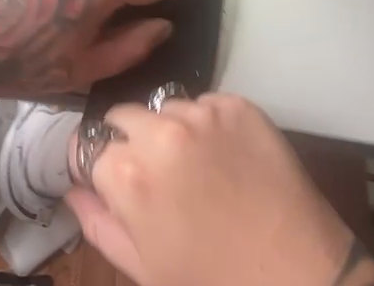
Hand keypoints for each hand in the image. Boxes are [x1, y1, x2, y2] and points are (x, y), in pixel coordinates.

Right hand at [66, 94, 373, 285]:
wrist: (299, 272)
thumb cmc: (212, 278)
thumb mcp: (144, 267)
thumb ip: (98, 224)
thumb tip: (74, 190)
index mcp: (126, 174)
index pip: (90, 147)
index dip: (100, 167)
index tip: (114, 181)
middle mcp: (159, 131)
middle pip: (124, 116)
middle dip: (131, 141)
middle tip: (159, 176)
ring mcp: (202, 113)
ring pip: (166, 108)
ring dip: (171, 130)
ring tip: (198, 168)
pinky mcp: (238, 104)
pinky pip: (207, 104)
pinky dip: (209, 125)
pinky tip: (227, 158)